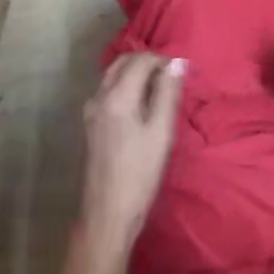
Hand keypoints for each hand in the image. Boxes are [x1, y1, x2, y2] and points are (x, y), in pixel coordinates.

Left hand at [80, 53, 185, 241]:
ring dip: (137, 72)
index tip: (182, 71)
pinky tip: (143, 104)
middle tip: (172, 76)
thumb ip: (167, 93)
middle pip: (123, 62)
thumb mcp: (161, 132)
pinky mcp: (91, 124)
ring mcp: (91, 111)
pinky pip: (109, 91)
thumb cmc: (140, 173)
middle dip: (148, 61)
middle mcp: (99, 97)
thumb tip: (177, 62)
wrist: (107, 213)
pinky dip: (127, 86)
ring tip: (161, 89)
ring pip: (114, 75)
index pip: (141, 59)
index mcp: (117, 96)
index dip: (163, 60)